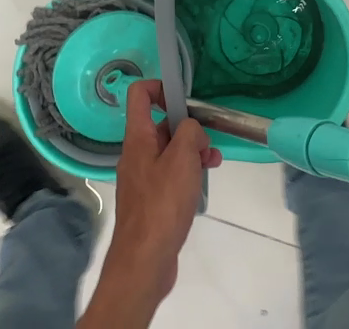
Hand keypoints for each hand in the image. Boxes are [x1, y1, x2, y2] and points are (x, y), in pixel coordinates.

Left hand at [77, 79, 220, 327]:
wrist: (144, 261)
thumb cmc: (162, 204)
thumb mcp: (182, 159)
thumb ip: (190, 133)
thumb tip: (192, 128)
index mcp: (138, 138)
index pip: (140, 94)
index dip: (160, 87)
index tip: (184, 98)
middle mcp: (136, 154)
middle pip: (159, 124)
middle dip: (187, 126)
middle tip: (208, 141)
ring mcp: (141, 178)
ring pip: (168, 151)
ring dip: (191, 151)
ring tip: (213, 163)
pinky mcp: (150, 200)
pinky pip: (169, 174)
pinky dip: (186, 172)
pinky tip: (202, 184)